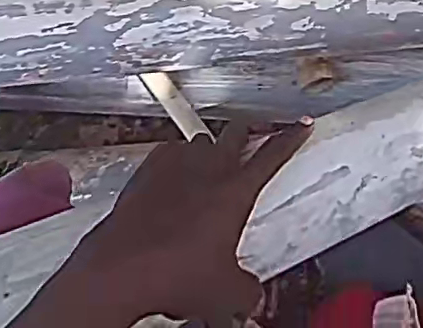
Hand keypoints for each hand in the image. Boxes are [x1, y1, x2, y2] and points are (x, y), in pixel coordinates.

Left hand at [17, 122, 311, 327]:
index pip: (273, 154)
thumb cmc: (175, 276)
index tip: (301, 125)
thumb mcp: (223, 294)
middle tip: (250, 140)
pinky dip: (174, 160)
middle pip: (237, 132)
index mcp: (236, 190)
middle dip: (247, 132)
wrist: (121, 269)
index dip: (291, 137)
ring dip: (209, 150)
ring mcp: (177, 163)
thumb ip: (247, 291)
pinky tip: (172, 178)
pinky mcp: (148, 168)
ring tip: (208, 167)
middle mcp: (210, 167)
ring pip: (203, 140)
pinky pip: (169, 152)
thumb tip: (254, 297)